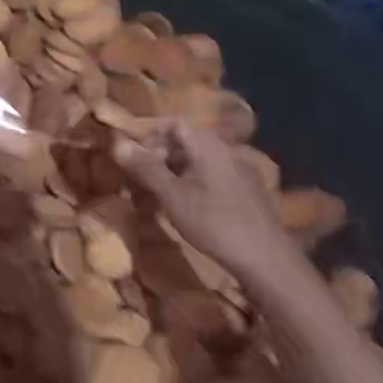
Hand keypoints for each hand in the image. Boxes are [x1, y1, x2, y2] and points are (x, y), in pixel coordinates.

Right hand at [112, 119, 296, 278]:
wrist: (265, 259)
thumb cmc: (214, 222)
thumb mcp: (172, 195)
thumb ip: (145, 167)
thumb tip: (117, 143)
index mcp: (209, 147)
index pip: (174, 123)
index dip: (148, 131)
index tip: (126, 149)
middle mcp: (225, 152)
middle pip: (184, 141)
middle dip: (155, 154)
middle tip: (132, 175)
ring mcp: (236, 172)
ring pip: (194, 161)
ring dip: (168, 171)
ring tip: (148, 193)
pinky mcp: (242, 191)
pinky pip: (206, 176)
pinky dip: (185, 182)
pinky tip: (176, 204)